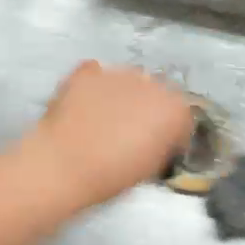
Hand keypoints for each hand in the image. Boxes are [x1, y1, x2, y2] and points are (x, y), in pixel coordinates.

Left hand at [20, 61, 194, 207]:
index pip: (181, 116)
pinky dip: (96, 84)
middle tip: (130, 128)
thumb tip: (157, 137)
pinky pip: (97, 73)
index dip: (170, 132)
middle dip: (147, 107)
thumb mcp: (152, 165)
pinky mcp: (87, 70)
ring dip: (123, 92)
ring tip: (105, 114)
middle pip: (155, 92)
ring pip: (128, 78)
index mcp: (174, 109)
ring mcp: (117, 72)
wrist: (64, 163)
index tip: (158, 145)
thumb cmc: (112, 174)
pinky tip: (86, 101)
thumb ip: (162, 143)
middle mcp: (150, 83)